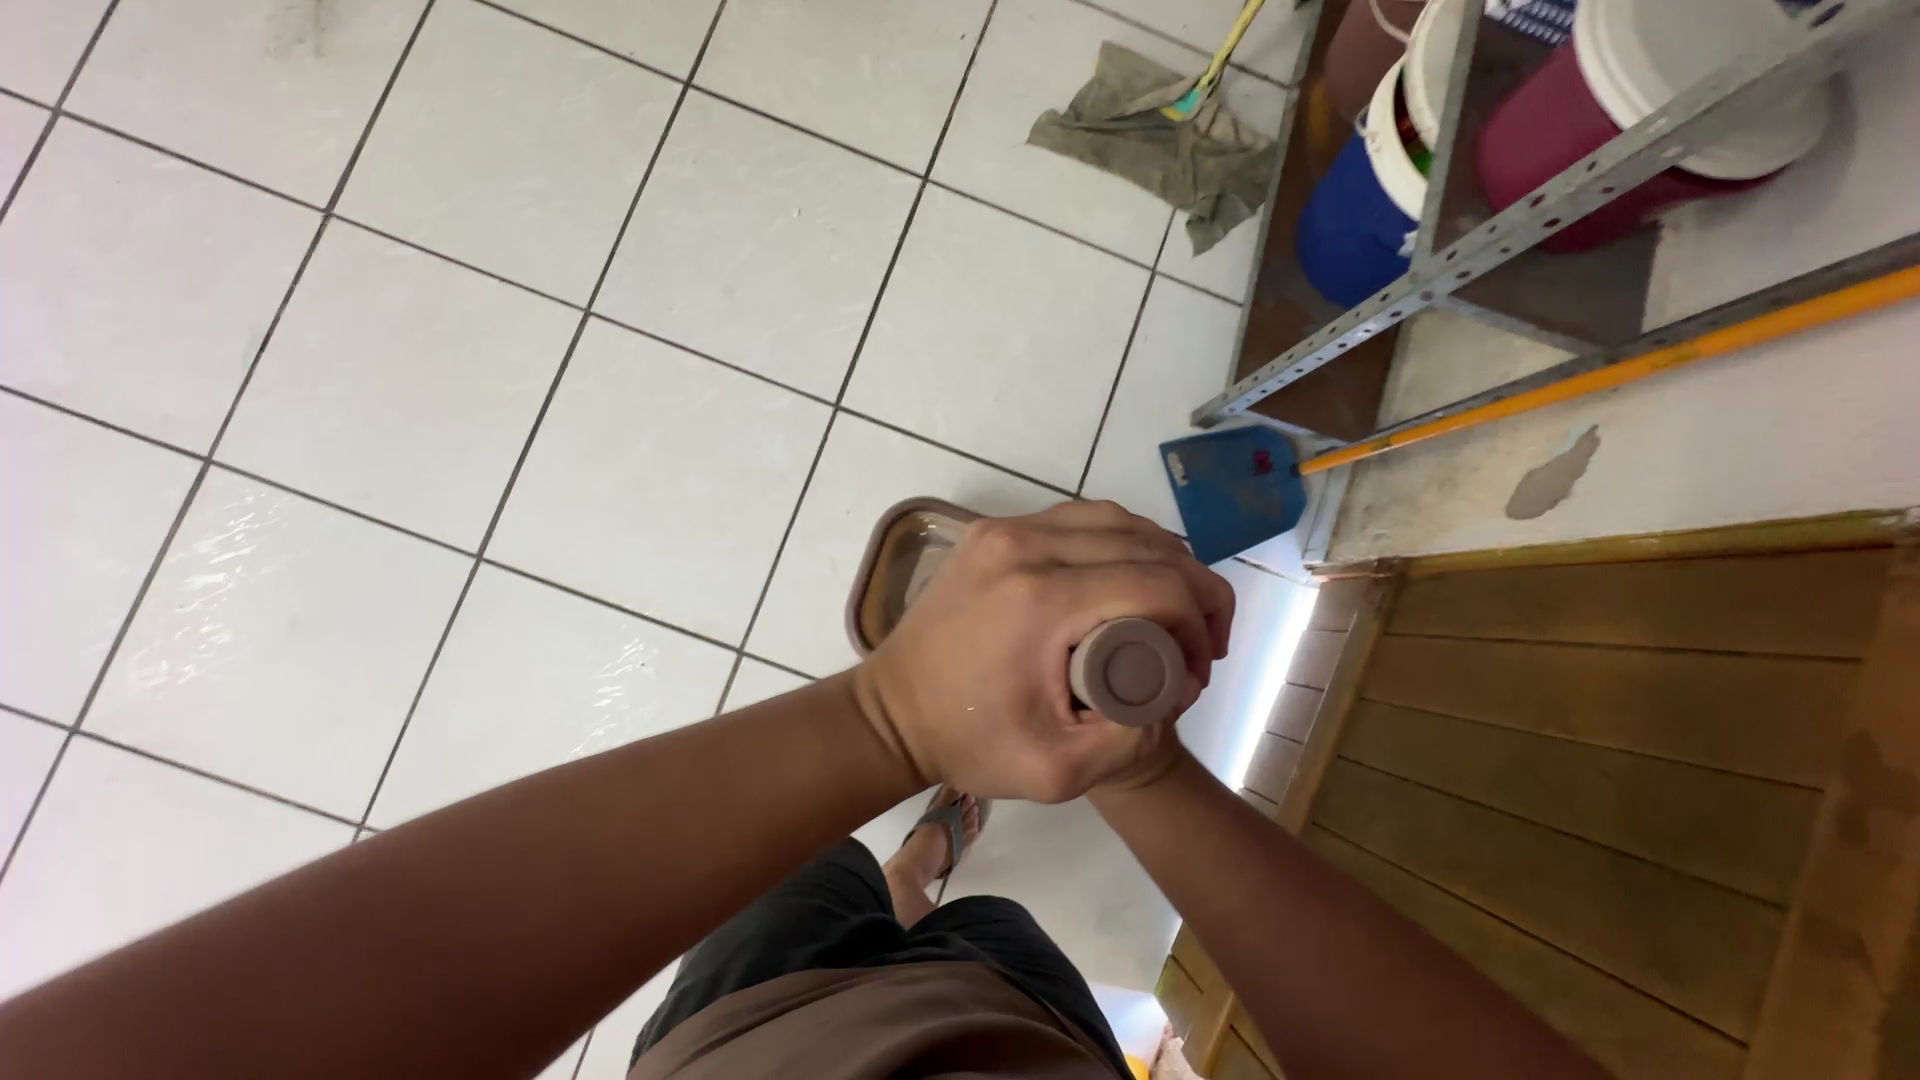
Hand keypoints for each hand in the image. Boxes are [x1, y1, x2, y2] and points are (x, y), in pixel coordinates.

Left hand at [851, 501, 1234, 802]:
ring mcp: (1004, 528)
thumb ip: (1131, 740)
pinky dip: (1119, 543)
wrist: (892, 712)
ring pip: (1116, 521)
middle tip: (1201, 645)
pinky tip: (1132, 579)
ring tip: (1177, 611)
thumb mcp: (1057, 772)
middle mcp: (1024, 546)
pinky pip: (1078, 519)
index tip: (1197, 670)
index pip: (1157, 584)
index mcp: (1040, 599)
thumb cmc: (968, 743)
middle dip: (1193, 592)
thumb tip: (1173, 687)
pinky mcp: (993, 530)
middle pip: (1145, 545)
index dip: (1198, 624)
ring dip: (1161, 559)